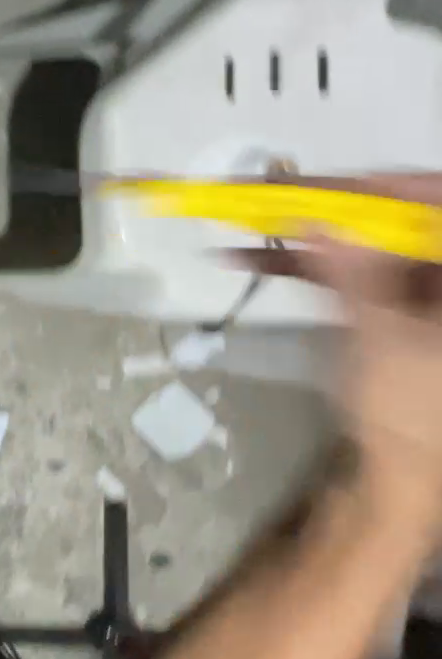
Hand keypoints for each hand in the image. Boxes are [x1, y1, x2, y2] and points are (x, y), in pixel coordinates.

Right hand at [242, 175, 441, 523]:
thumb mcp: (383, 341)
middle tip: (263, 196)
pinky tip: (247, 259)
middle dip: (330, 208)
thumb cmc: (413, 414)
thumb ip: (356, 278)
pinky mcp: (398, 306)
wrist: (410, 474)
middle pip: (400, 222)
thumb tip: (322, 220)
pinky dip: (301, 266)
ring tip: (236, 226)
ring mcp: (428, 291)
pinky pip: (351, 272)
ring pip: (366, 245)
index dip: (388, 189)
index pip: (440, 209)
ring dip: (301, 238)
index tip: (322, 185)